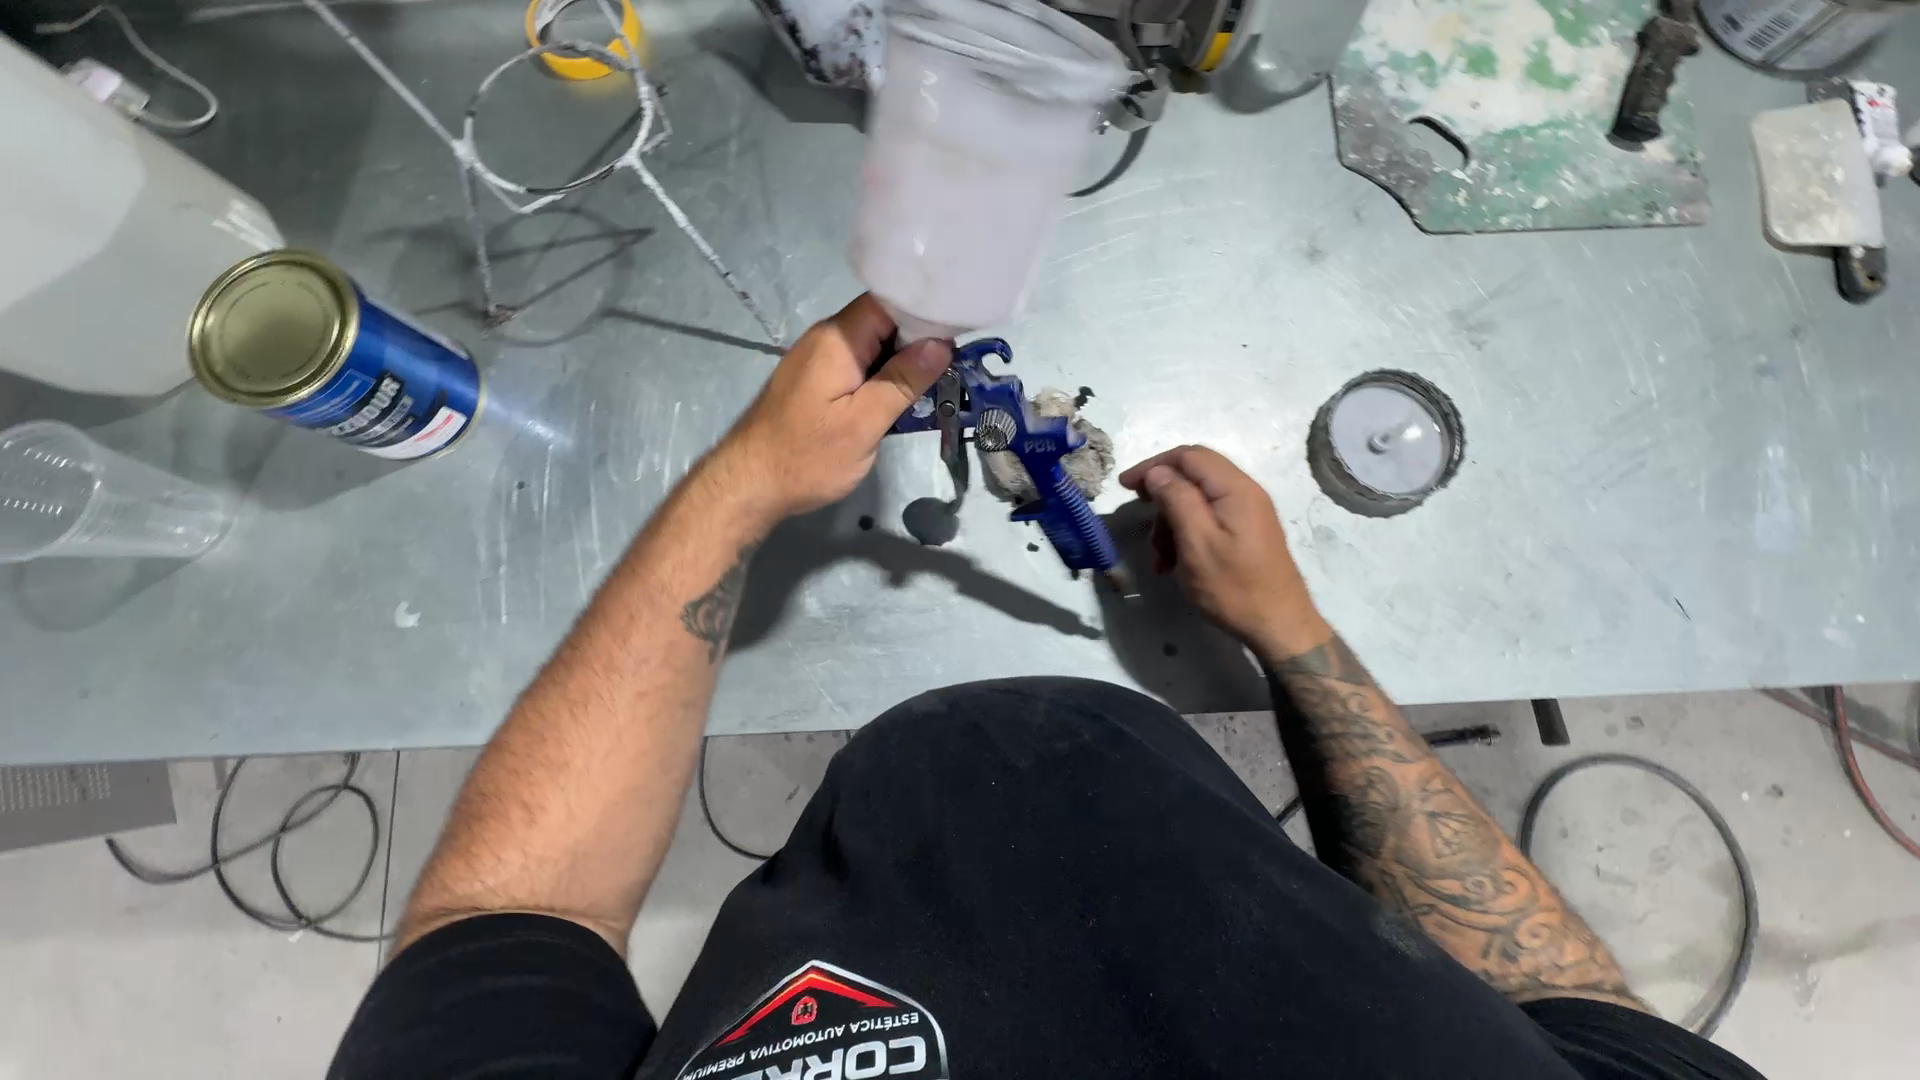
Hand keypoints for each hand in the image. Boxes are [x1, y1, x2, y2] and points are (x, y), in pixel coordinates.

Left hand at [715, 294, 950, 523]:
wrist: (750, 486)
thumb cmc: (807, 458)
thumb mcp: (864, 424)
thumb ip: (902, 381)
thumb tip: (941, 345)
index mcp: (837, 340)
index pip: (889, 302)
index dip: (925, 313)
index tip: (958, 336)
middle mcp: (826, 339)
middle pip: (883, 322)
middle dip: (918, 342)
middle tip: (953, 368)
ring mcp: (819, 361)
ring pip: (873, 347)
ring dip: (902, 364)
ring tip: (935, 386)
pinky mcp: (816, 382)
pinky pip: (859, 367)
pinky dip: (882, 379)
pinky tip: (900, 401)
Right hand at [1118, 446, 1328, 664]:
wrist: (1278, 626)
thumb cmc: (1234, 587)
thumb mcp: (1197, 543)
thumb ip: (1177, 500)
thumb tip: (1157, 472)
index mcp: (1235, 489)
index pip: (1189, 456)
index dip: (1153, 465)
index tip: (1125, 486)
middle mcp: (1245, 492)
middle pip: (1194, 475)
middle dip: (1162, 495)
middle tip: (1141, 518)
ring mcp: (1248, 512)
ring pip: (1198, 499)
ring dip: (1171, 521)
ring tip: (1160, 556)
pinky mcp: (1246, 531)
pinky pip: (1208, 519)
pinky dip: (1186, 533)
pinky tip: (1175, 562)